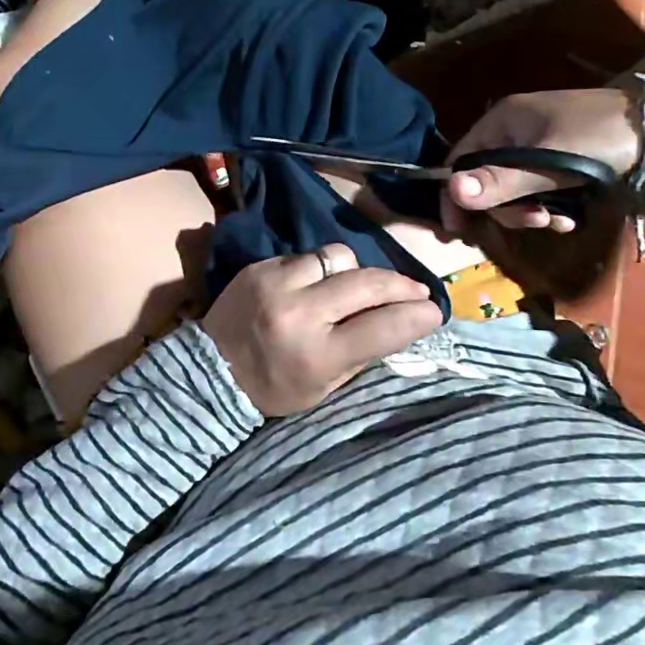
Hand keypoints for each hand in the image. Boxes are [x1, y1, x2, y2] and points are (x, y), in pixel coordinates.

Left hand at [201, 244, 443, 416]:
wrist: (209, 373)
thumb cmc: (275, 388)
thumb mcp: (325, 387)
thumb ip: (365, 352)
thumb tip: (408, 320)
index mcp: (316, 355)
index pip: (382, 327)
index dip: (416, 316)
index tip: (434, 311)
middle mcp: (298, 314)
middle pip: (367, 284)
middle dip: (401, 285)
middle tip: (417, 291)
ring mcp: (276, 284)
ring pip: (339, 258)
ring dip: (357, 272)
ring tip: (357, 288)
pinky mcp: (261, 266)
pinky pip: (309, 256)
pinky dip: (322, 270)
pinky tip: (318, 286)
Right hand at [440, 82, 644, 234]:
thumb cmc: (599, 139)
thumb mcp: (548, 163)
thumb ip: (501, 181)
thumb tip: (452, 191)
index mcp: (503, 121)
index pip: (460, 161)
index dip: (456, 195)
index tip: (458, 229)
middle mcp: (513, 133)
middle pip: (487, 182)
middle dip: (507, 209)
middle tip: (536, 220)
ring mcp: (536, 149)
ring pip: (513, 192)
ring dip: (531, 213)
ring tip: (559, 220)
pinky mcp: (558, 164)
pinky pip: (537, 192)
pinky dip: (549, 208)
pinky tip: (570, 218)